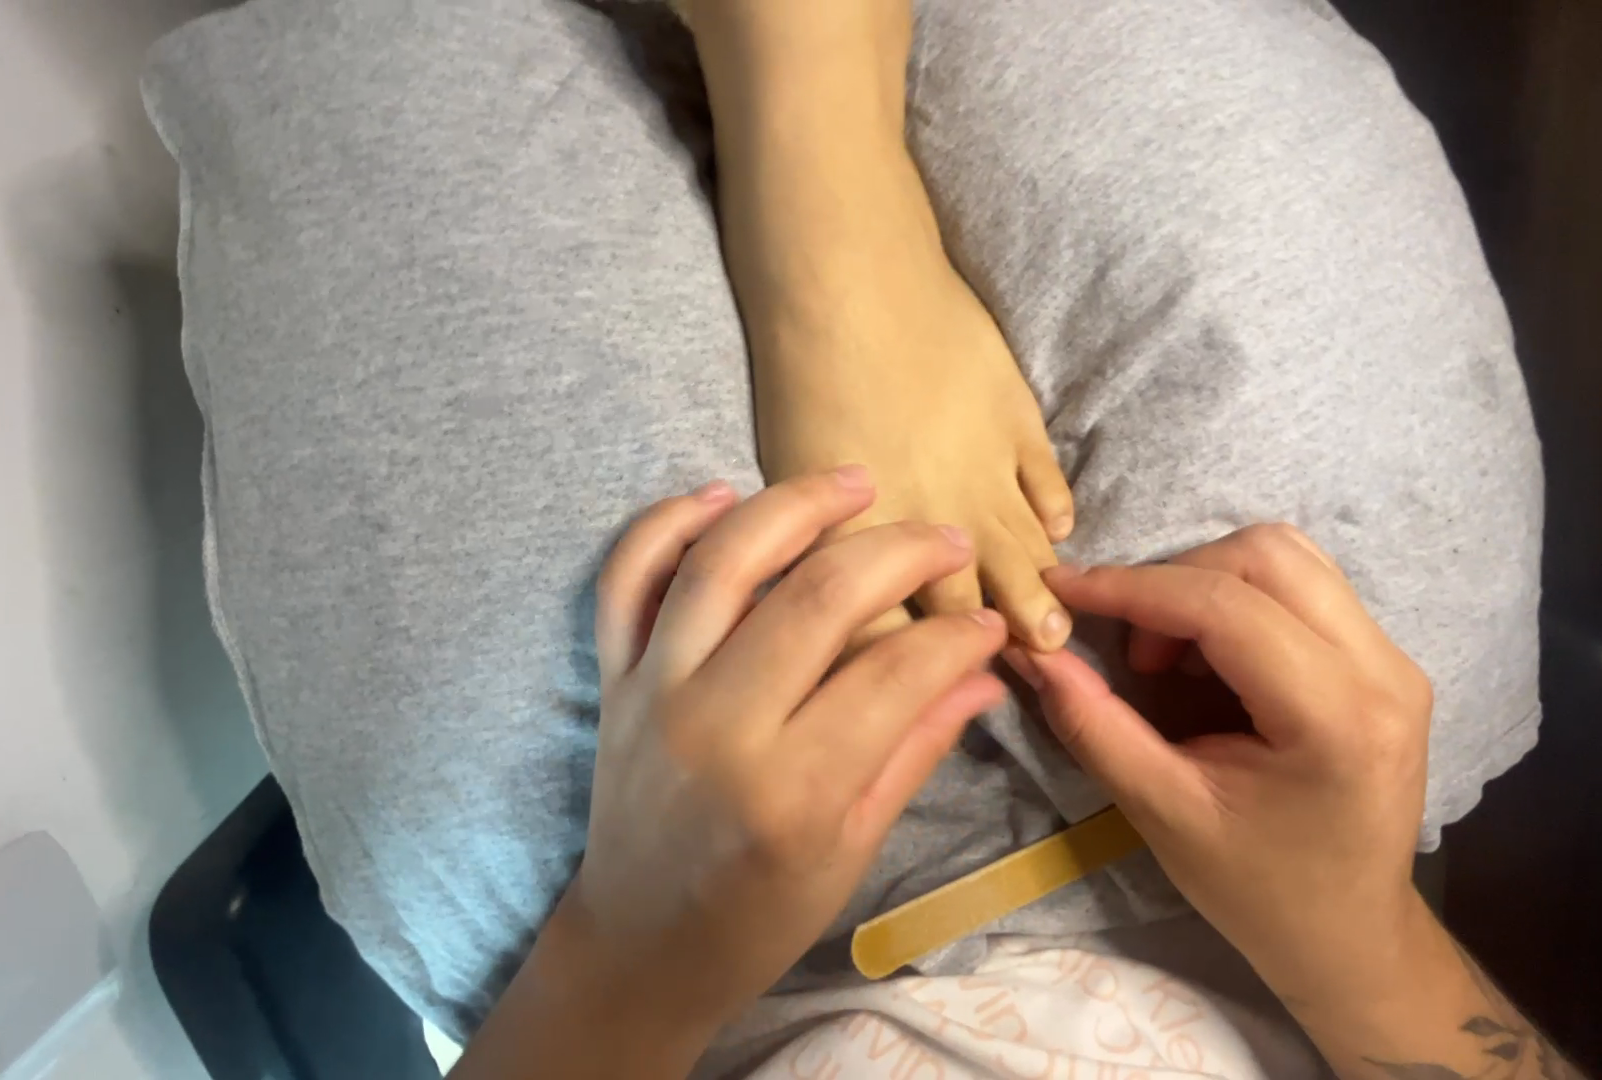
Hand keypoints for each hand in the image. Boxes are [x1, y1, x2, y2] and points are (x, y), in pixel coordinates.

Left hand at [567, 469, 1009, 1040]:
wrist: (638, 945)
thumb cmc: (758, 915)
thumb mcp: (854, 847)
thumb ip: (916, 748)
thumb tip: (984, 673)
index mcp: (792, 789)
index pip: (894, 674)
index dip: (955, 634)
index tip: (989, 618)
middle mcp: (718, 723)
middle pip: (818, 596)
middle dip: (898, 552)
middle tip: (946, 537)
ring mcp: (652, 689)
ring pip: (723, 562)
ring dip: (794, 506)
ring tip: (855, 482)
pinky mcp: (612, 676)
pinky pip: (626, 577)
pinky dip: (666, 523)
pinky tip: (720, 495)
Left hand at [752, 254, 1075, 651]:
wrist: (849, 278)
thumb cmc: (801, 376)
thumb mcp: (792, 477)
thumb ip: (830, 548)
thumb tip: (853, 585)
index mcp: (873, 541)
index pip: (904, 627)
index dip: (922, 664)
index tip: (942, 684)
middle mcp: (939, 518)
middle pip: (973, 597)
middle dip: (995, 640)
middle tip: (1032, 672)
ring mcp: (986, 469)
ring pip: (1020, 548)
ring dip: (1038, 593)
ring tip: (1058, 633)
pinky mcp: (1015, 420)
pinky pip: (1045, 480)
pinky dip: (1054, 510)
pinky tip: (1059, 532)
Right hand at [1009, 525, 1433, 1005]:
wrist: (1350, 933)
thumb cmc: (1256, 887)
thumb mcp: (1159, 810)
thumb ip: (1091, 723)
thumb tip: (1030, 651)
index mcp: (1335, 719)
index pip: (1224, 606)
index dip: (1131, 587)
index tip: (1061, 590)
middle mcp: (1383, 671)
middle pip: (1264, 554)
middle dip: (1171, 580)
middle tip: (1134, 648)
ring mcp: (1393, 658)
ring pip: (1285, 553)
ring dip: (1203, 581)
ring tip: (1169, 650)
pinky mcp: (1381, 657)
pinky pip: (1298, 580)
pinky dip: (1232, 592)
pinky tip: (1207, 652)